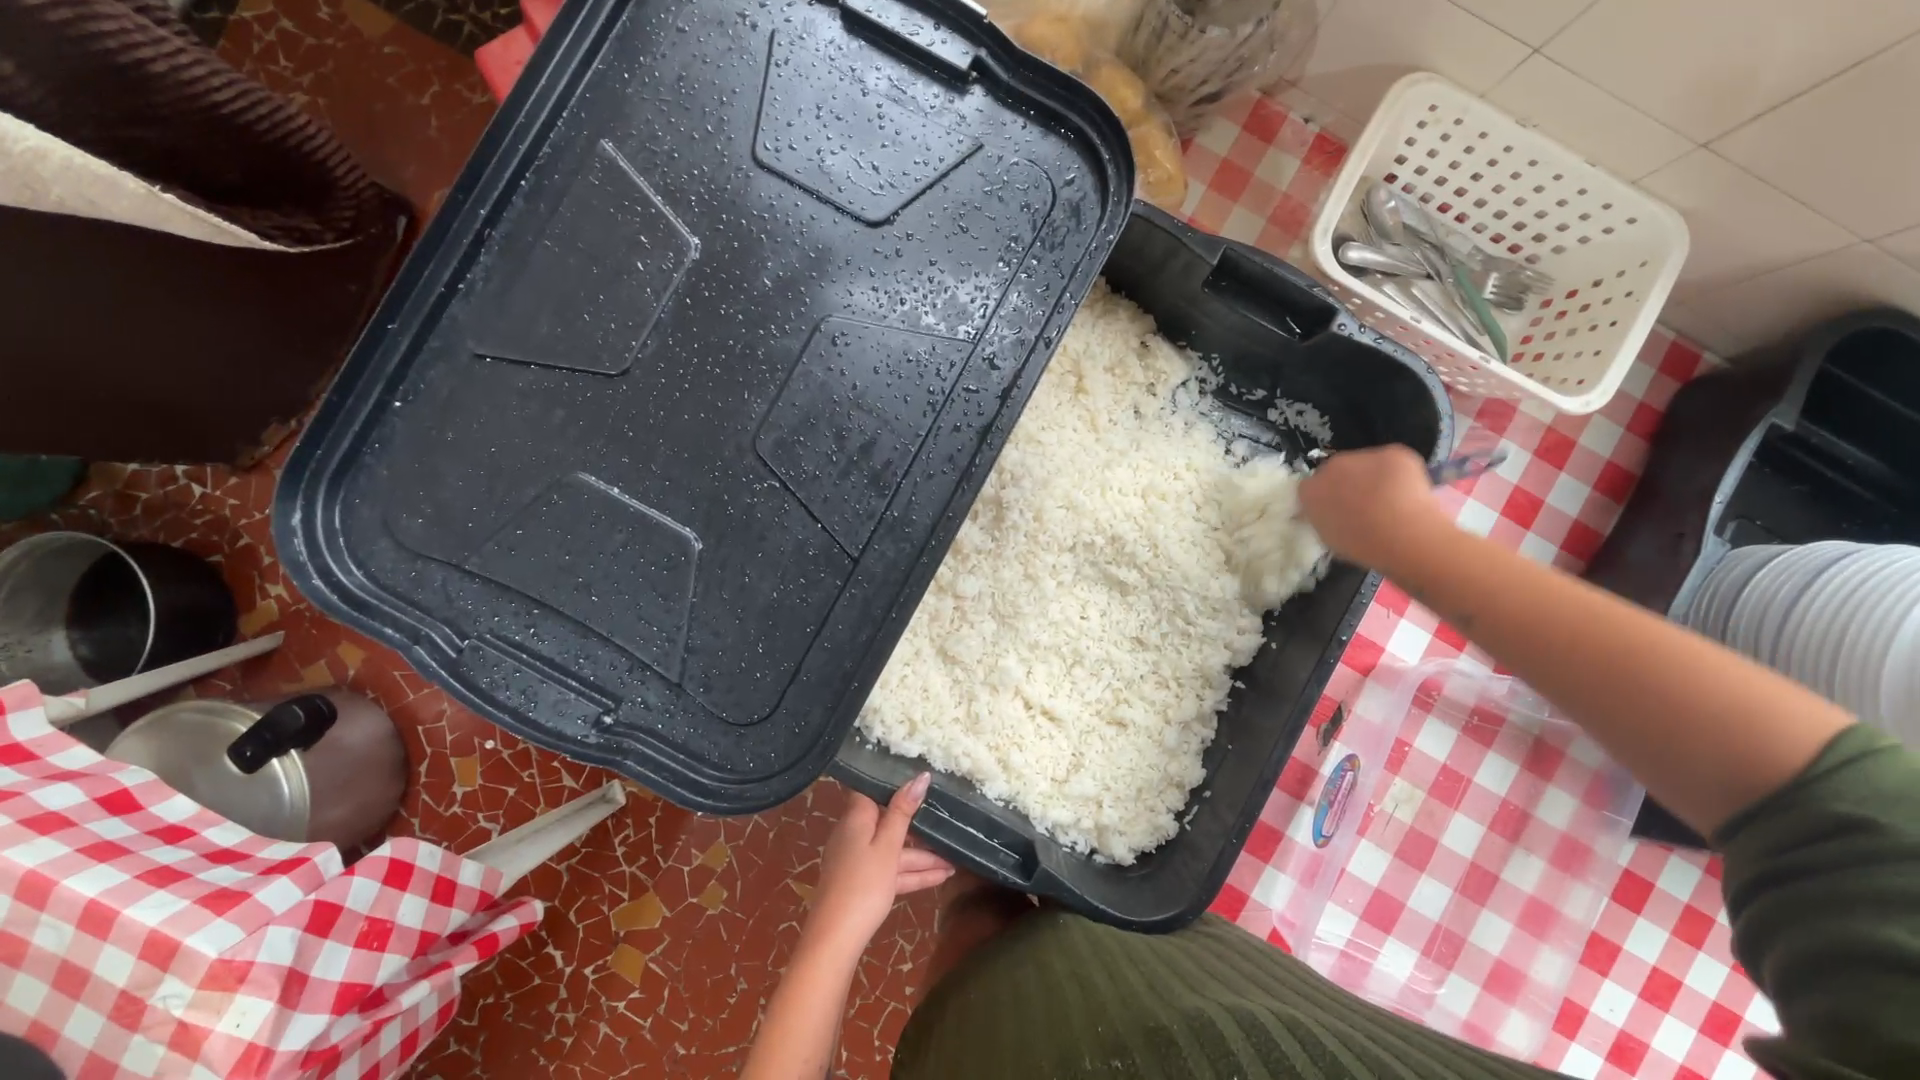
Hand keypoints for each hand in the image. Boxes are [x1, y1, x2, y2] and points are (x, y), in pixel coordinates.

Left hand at [809, 774, 953, 950]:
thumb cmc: (863, 884)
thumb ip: (903, 811)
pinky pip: (892, 870)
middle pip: (889, 821)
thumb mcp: (888, 845)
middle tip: (948, 817)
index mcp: (856, 818)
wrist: (836, 937)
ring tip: (957, 858)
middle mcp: (855, 834)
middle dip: (918, 824)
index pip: (873, 789)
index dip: (894, 782)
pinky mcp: (865, 882)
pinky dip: (914, 873)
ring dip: (924, 855)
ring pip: (895, 850)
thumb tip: (920, 776)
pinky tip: (942, 876)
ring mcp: (860, 860)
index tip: (921, 778)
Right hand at [1299, 445, 1451, 570]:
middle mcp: (1330, 468)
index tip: (1338, 511)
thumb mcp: (1331, 539)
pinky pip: (1393, 462)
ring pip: (1366, 464)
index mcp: (1310, 491)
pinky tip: (1409, 493)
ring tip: (1392, 501)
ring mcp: (1362, 456)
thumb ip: (1326, 520)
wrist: (1400, 532)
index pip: (1311, 488)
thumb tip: (1333, 517)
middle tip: (1367, 505)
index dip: (1326, 498)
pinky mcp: (1392, 452)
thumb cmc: (1362, 546)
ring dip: (1374, 476)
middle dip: (1349, 483)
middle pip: (1337, 470)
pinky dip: (1400, 474)